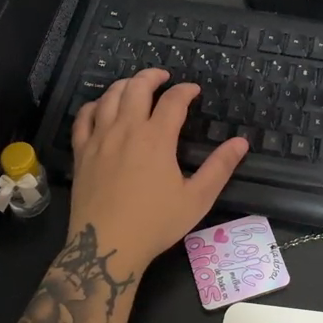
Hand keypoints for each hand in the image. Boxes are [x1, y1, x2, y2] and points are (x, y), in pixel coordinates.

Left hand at [68, 68, 248, 272]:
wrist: (106, 246)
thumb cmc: (155, 223)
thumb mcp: (196, 199)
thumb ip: (219, 168)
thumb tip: (241, 142)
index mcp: (156, 138)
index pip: (173, 100)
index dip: (185, 90)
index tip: (194, 90)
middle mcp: (127, 129)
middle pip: (137, 87)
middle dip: (152, 76)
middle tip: (163, 77)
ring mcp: (100, 139)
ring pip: (109, 97)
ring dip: (125, 85)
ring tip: (135, 86)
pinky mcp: (81, 152)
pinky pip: (83, 118)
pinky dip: (93, 106)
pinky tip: (100, 107)